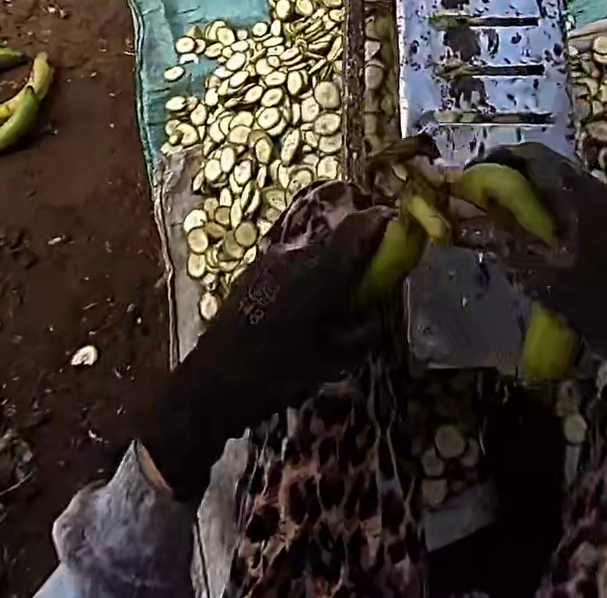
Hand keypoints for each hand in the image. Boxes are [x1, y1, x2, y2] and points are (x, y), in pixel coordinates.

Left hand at [141, 186, 393, 501]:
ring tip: (344, 288)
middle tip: (377, 263)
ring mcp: (269, 262)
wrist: (209, 383)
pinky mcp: (254, 272)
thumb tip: (375, 315)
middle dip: (358, 245)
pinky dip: (311, 270)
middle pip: (334, 239)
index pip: (355, 233)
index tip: (398, 223)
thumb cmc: (273, 377)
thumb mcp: (327, 362)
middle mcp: (293, 258)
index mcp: (316, 275)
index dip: (379, 223)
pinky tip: (312, 299)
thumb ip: (359, 334)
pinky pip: (294, 262)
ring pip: (313, 251)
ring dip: (333, 260)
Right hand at [473, 144, 606, 489]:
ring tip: (507, 212)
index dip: (499, 158)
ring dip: (533, 189)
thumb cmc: (602, 307)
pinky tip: (540, 233)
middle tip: (485, 192)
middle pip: (550, 166)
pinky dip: (553, 205)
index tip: (472, 173)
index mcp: (582, 197)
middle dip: (513, 173)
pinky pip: (580, 201)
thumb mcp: (542, 277)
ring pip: (565, 183)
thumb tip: (460, 220)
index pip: (533, 157)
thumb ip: (502, 242)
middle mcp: (603, 192)